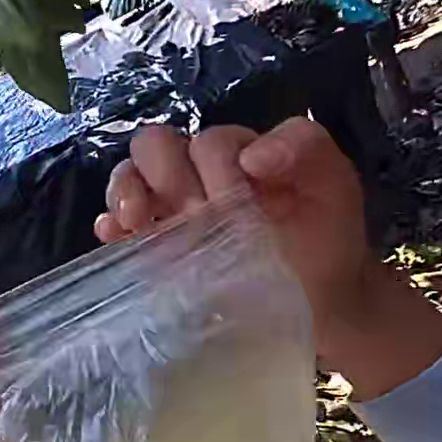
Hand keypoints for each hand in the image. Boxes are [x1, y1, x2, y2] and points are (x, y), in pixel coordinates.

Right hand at [94, 118, 441, 399]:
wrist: (321, 299)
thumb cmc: (326, 235)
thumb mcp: (331, 181)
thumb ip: (301, 147)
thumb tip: (252, 157)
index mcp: (232, 153)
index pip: (205, 142)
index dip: (216, 169)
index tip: (238, 205)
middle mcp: (193, 176)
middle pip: (152, 148)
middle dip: (164, 176)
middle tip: (192, 215)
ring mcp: (168, 212)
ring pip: (127, 180)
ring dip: (125, 193)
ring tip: (136, 219)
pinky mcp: (154, 248)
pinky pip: (117, 225)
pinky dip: (110, 224)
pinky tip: (116, 235)